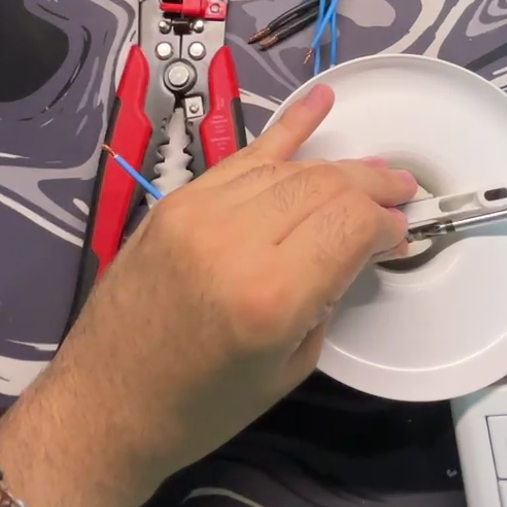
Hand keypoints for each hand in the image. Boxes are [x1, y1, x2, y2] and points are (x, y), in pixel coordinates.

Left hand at [0, 85, 412, 506]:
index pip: (351, 224)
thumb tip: (357, 242)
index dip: (387, 221)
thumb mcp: (288, 366)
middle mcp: (235, 239)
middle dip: (372, 184)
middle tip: (402, 189)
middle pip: (324, 185)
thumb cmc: (201, 404)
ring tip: (372, 170)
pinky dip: (287, 128)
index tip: (401, 231)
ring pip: (289, 167)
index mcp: (270, 294)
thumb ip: (326, 293)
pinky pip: (243, 155)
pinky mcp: (177, 198)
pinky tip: (319, 101)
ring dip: (338, 165)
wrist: (105, 402)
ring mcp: (199, 210)